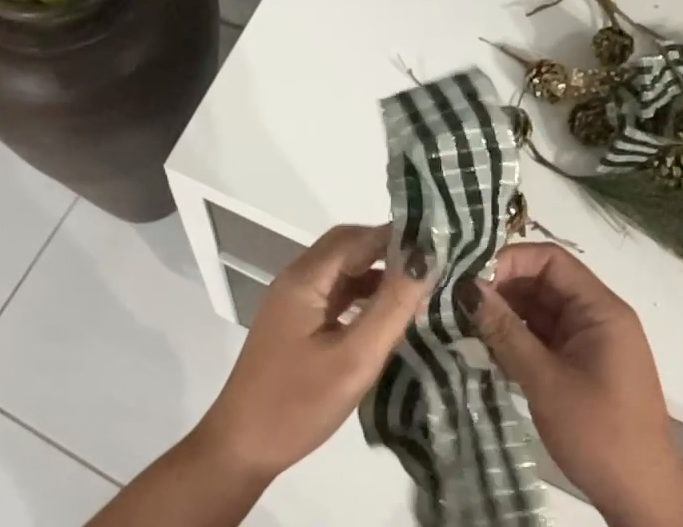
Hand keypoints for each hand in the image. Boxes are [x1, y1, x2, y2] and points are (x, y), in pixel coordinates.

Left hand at [193, 224, 431, 483]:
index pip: (355, 237)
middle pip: (348, 249)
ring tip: (423, 288)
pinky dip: (364, 297)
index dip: (395, 234)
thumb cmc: (298, 403)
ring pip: (343, 273)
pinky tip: (391, 315)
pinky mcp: (298, 325)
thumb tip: (424, 259)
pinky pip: (336, 296)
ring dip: (378, 275)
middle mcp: (297, 280)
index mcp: (305, 278)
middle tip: (434, 263)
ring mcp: (295, 303)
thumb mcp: (354, 358)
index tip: (438, 242)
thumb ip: (391, 307)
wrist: (243, 447)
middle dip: (389, 251)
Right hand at [462, 243, 682, 526]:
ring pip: (538, 308)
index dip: (509, 259)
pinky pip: (542, 335)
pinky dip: (514, 336)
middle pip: (542, 281)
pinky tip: (486, 347)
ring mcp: (588, 341)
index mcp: (601, 309)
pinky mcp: (580, 364)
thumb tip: (465, 288)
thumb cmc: (599, 434)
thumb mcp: (545, 380)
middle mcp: (597, 316)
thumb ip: (504, 330)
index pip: (550, 259)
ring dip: (504, 312)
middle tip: (457, 301)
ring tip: (463, 322)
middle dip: (500, 286)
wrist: (642, 500)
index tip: (469, 278)